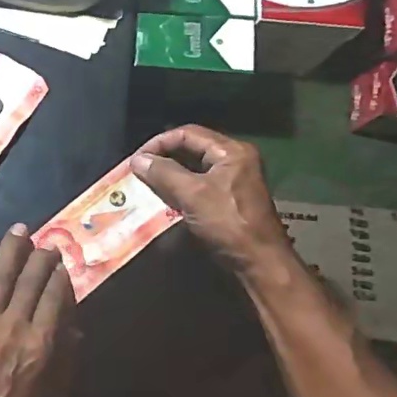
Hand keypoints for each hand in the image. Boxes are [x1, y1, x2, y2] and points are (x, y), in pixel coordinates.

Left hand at [0, 224, 72, 396]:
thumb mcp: (44, 390)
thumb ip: (57, 354)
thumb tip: (69, 328)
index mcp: (40, 343)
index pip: (54, 298)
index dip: (59, 277)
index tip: (63, 263)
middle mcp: (15, 324)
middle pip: (31, 281)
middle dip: (41, 258)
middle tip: (48, 242)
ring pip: (1, 275)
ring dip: (12, 250)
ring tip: (20, 229)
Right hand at [130, 124, 289, 274]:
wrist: (259, 262)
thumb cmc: (228, 224)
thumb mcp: (193, 194)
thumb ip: (164, 173)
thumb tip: (138, 160)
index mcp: (231, 151)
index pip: (188, 134)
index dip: (159, 143)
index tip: (137, 159)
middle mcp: (235, 160)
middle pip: (191, 149)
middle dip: (163, 158)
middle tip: (139, 170)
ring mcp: (233, 180)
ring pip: (193, 168)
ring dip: (169, 174)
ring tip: (146, 183)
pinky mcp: (229, 199)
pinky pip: (198, 185)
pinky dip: (180, 188)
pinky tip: (164, 198)